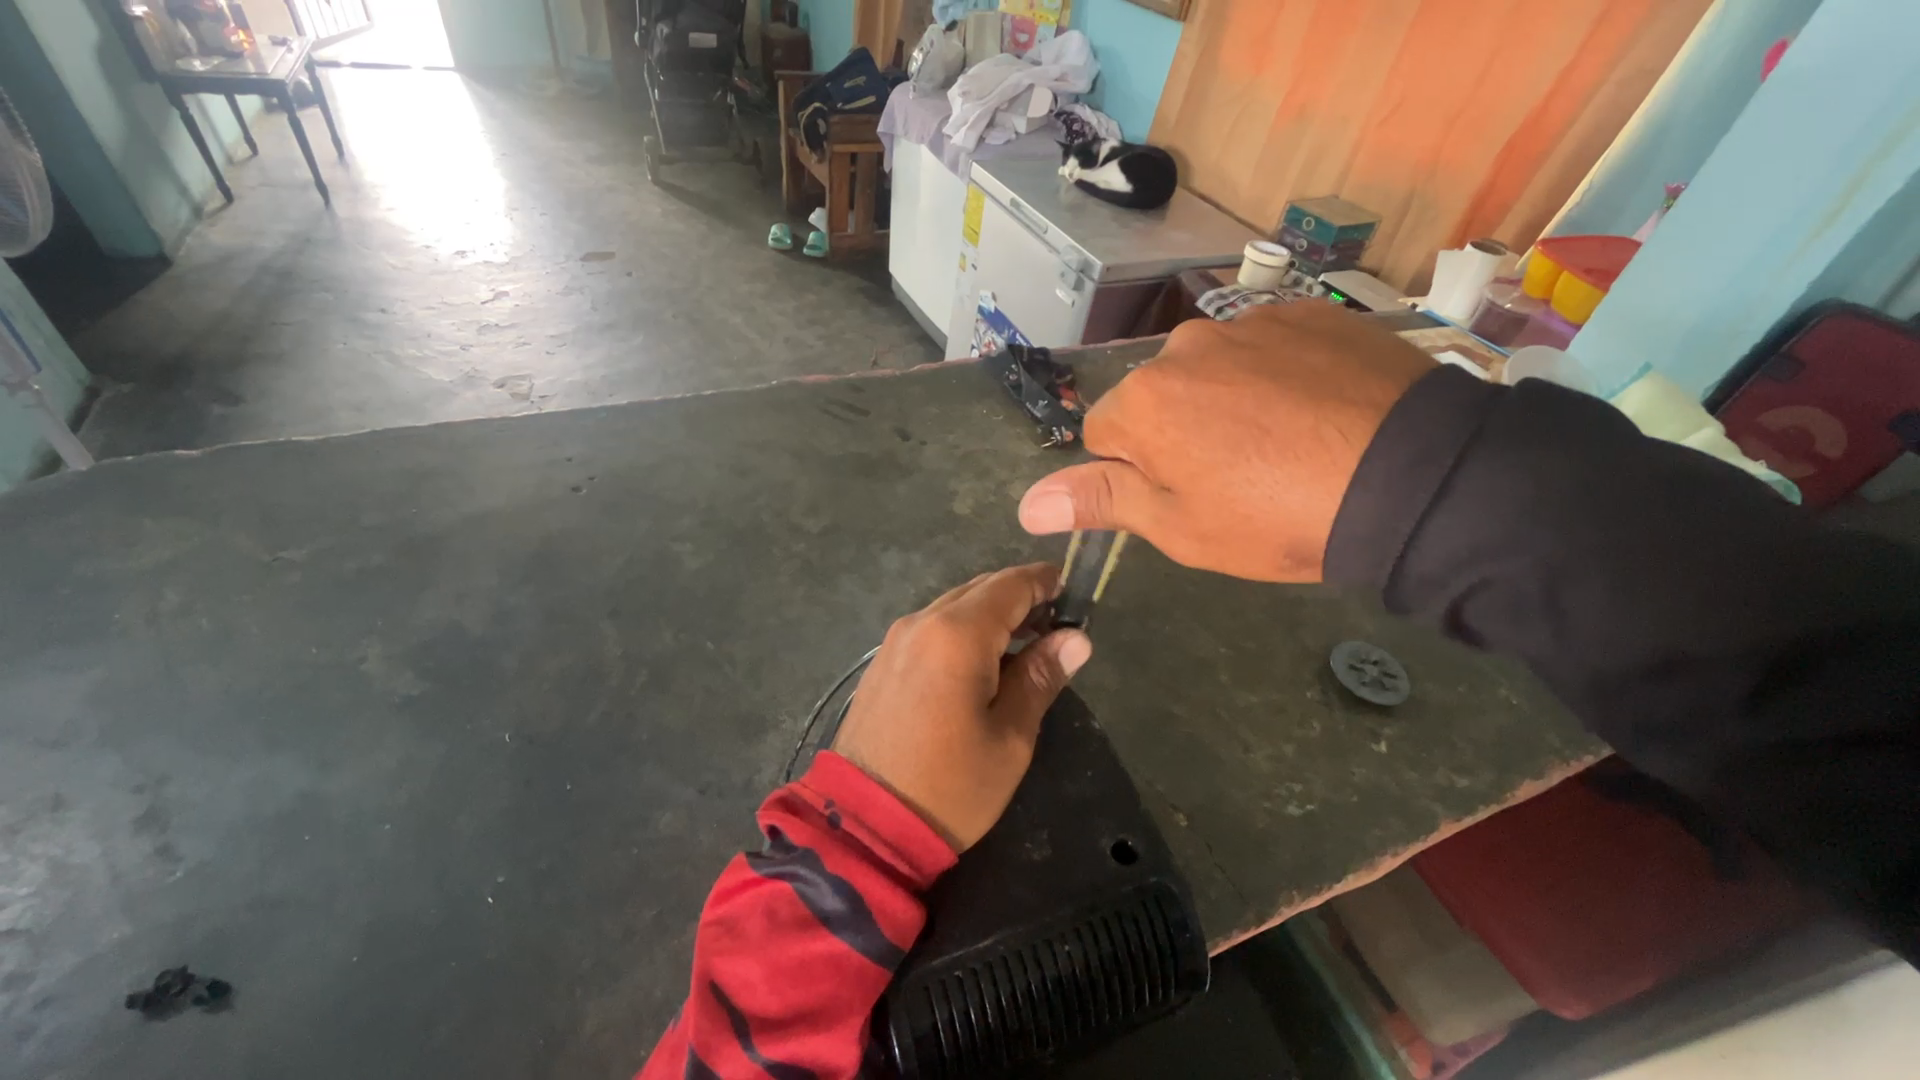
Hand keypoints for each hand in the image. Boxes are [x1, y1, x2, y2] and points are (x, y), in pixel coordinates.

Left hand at [831, 564, 1092, 851]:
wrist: (864, 826)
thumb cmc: (951, 785)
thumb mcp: (1011, 736)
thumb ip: (1041, 676)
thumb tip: (1076, 638)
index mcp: (957, 634)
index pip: (1011, 585)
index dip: (1046, 583)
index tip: (1074, 596)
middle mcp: (921, 623)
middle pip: (980, 590)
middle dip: (1020, 599)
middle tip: (1055, 629)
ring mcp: (895, 641)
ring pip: (953, 607)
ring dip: (990, 617)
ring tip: (1022, 650)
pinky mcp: (881, 663)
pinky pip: (930, 629)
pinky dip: (961, 633)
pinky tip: (978, 667)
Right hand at [1018, 304, 1434, 581]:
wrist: (1411, 480)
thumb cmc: (1277, 517)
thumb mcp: (1180, 527)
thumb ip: (1101, 501)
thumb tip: (1026, 502)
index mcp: (1144, 401)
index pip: (1105, 436)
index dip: (1139, 473)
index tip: (1188, 498)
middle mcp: (1186, 346)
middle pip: (1159, 396)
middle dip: (1180, 431)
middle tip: (1240, 477)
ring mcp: (1252, 321)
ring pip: (1214, 369)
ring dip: (1229, 400)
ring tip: (1287, 444)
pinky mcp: (1310, 312)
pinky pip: (1268, 347)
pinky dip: (1279, 375)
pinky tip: (1319, 411)